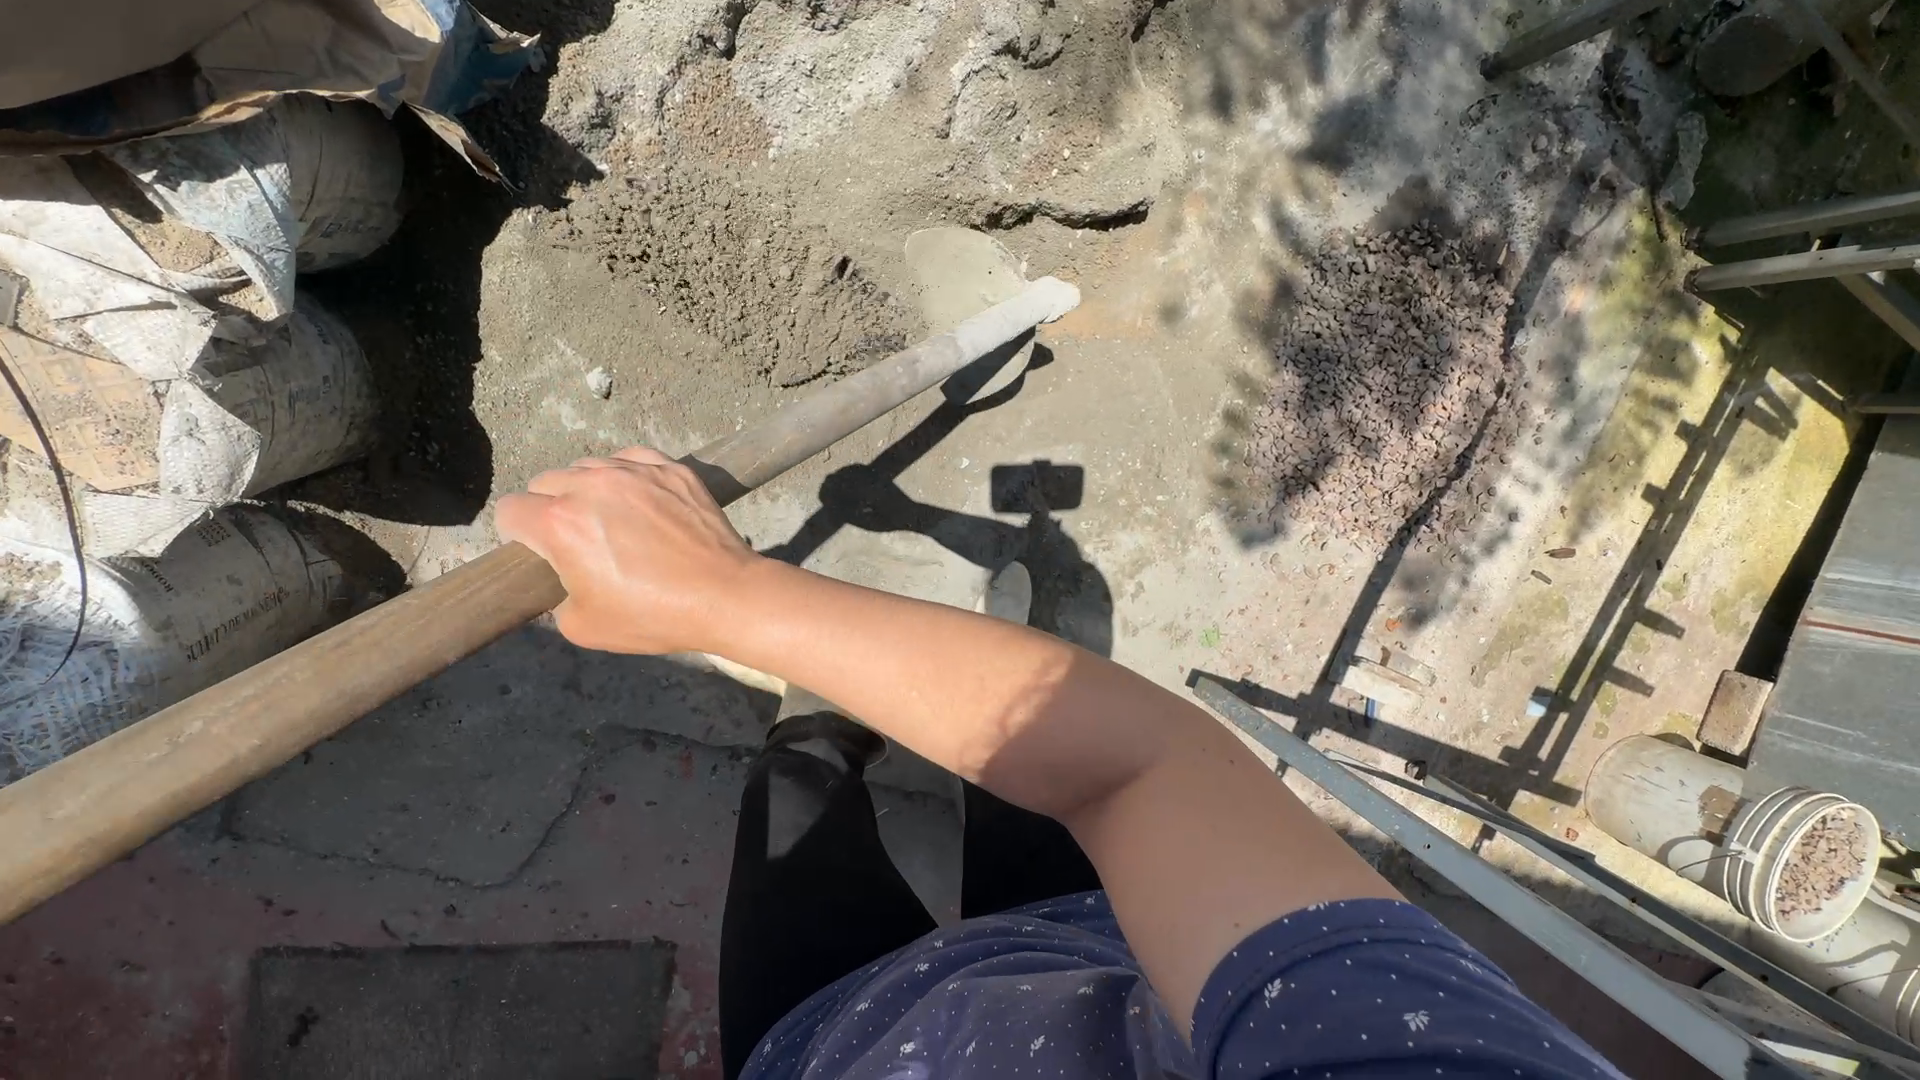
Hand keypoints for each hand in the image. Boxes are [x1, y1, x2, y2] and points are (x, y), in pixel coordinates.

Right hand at [495, 446, 761, 654]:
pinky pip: (632, 457)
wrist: (724, 595)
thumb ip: (554, 595)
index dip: (519, 535)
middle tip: (577, 539)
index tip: (538, 551)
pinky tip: (637, 498)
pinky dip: (627, 473)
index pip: (511, 511)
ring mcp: (636, 473)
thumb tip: (561, 578)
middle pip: (546, 482)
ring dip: (589, 488)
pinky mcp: (672, 470)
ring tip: (611, 519)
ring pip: (588, 466)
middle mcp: (593, 487)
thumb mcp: (582, 625)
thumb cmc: (656, 615)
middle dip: (551, 508)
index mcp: (560, 523)